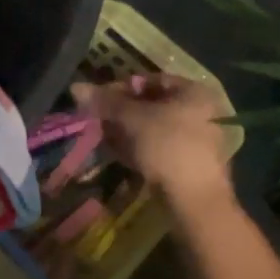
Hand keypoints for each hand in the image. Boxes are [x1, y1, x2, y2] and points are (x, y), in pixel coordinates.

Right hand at [71, 74, 233, 209]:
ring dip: (127, 130)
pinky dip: (140, 147)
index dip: (122, 86)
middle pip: (153, 104)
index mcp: (195, 93)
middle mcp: (203, 112)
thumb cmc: (166, 146)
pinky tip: (121, 154)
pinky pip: (160, 146)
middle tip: (100, 119)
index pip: (152, 80)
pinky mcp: (191, 162)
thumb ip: (104, 101)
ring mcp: (200, 139)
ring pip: (154, 127)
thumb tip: (76, 86)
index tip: (101, 100)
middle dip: (122, 111)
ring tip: (106, 138)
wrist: (195, 199)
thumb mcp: (130, 118)